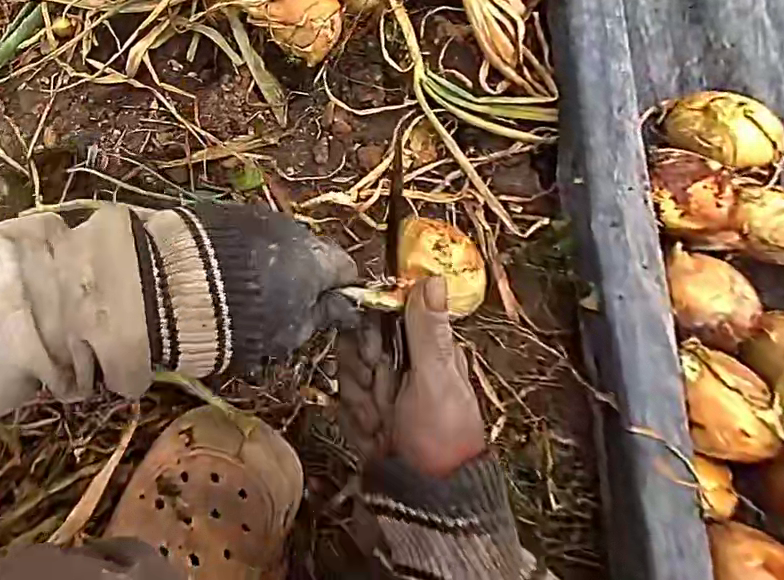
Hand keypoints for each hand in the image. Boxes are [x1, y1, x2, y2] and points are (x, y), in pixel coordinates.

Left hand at [157, 200, 357, 372]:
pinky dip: (247, 250)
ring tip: (250, 288)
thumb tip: (340, 308)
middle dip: (305, 274)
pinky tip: (226, 271)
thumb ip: (319, 317)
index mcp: (315, 260)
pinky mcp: (229, 210)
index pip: (346, 268)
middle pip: (313, 251)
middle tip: (285, 304)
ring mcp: (259, 216)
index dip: (340, 290)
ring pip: (280, 240)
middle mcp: (293, 230)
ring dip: (274, 260)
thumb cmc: (242, 320)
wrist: (178, 284)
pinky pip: (250, 231)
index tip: (328, 308)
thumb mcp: (287, 334)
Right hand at [336, 276, 487, 477]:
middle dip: (361, 374)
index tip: (373, 360)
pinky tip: (374, 435)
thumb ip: (428, 329)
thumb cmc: (441, 440)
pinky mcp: (367, 407)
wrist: (426, 506)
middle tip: (381, 401)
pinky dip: (354, 419)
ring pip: (345, 369)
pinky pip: (342, 398)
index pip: (379, 313)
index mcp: (425, 345)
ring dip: (358, 401)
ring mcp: (383, 385)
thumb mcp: (437, 380)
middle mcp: (403, 359)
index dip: (367, 335)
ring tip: (381, 424)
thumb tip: (434, 277)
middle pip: (355, 340)